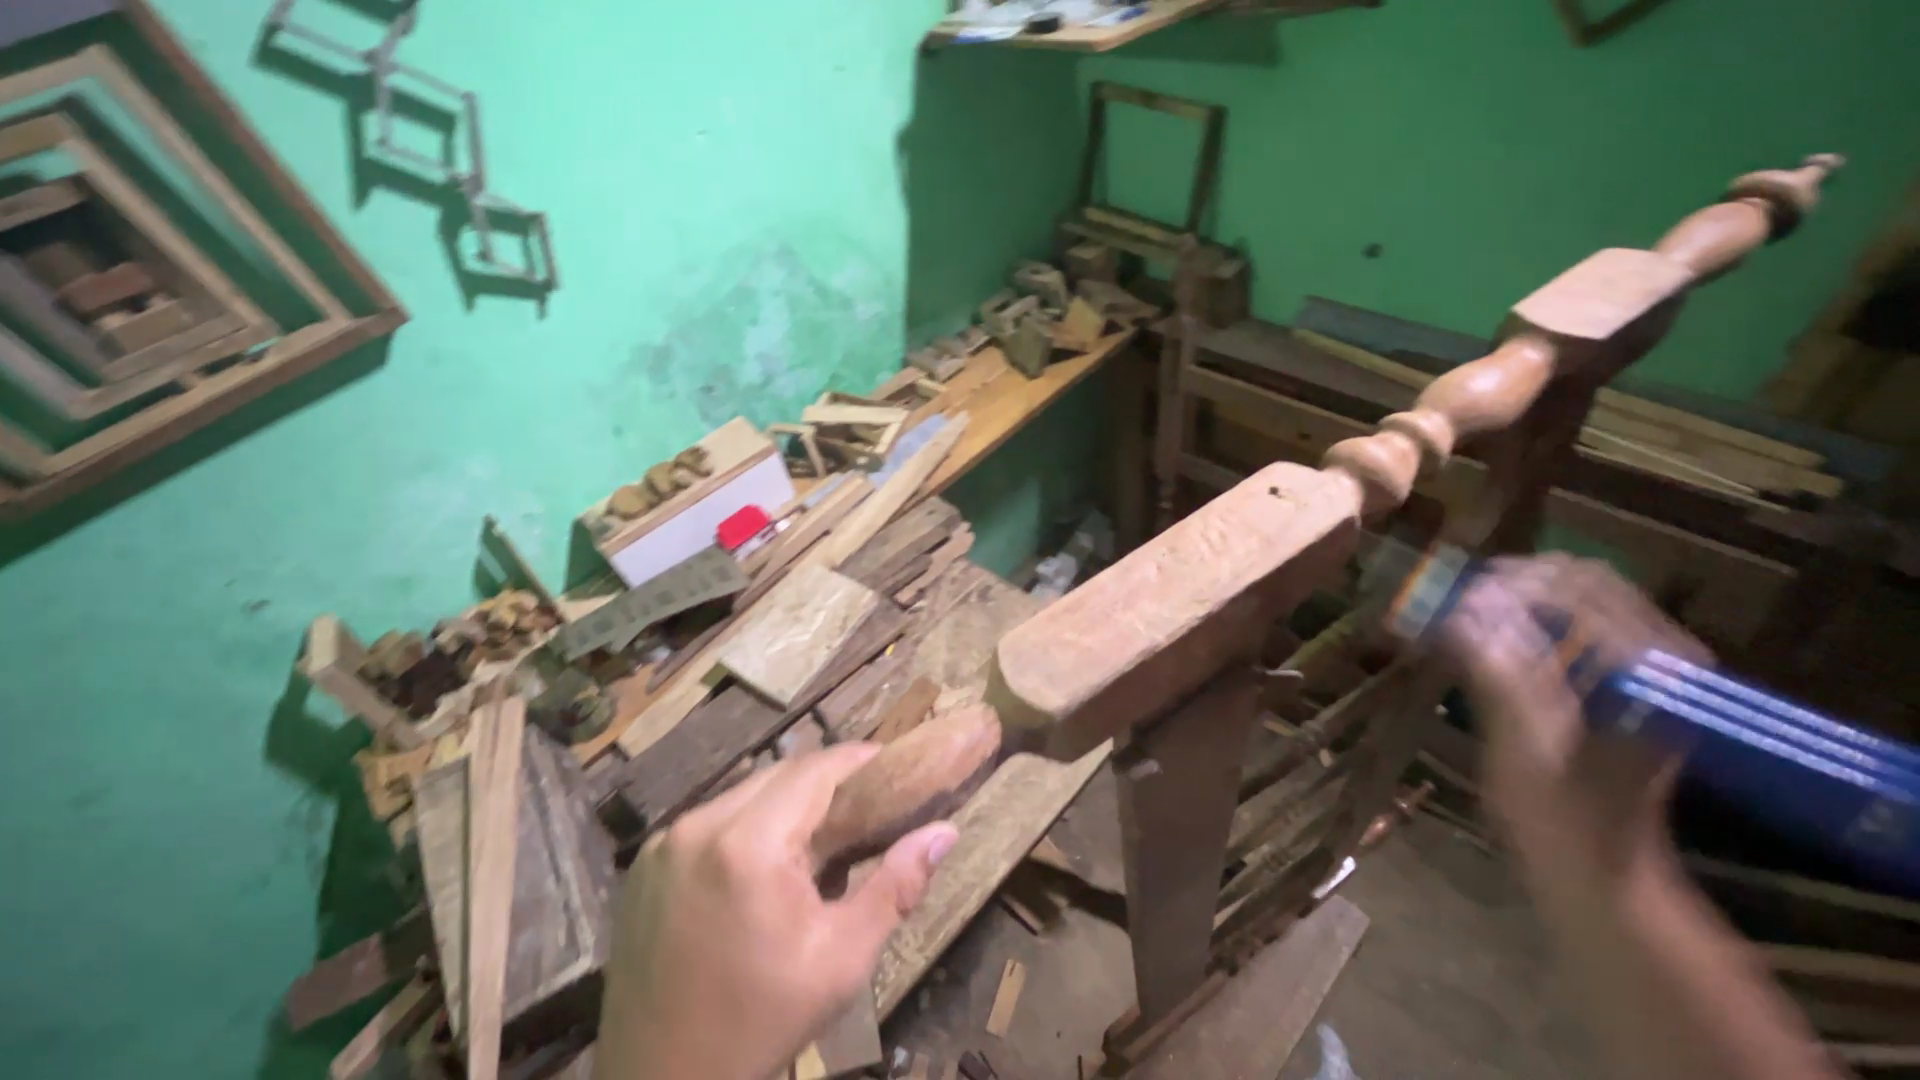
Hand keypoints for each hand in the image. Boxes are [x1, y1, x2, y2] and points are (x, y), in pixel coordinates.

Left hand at [594, 744, 959, 1079]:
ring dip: (786, 805)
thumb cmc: (762, 1022)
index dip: (859, 762)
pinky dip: (748, 827)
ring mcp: (665, 844)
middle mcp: (698, 826)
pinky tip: (768, 867)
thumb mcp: (842, 959)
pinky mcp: (645, 865)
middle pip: (778, 777)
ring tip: (823, 840)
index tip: (896, 766)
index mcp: (747, 845)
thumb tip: (946, 832)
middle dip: (826, 784)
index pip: (815, 771)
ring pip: (743, 796)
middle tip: (868, 809)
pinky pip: (710, 823)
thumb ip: (896, 886)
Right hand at [1434, 554, 1710, 872]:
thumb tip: (1464, 609)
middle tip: (1443, 603)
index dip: (1500, 586)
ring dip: (1511, 597)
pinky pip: (1577, 622)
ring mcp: (1650, 665)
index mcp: (1650, 670)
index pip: (1573, 588)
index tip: (1440, 599)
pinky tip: (1482, 639)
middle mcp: (1663, 655)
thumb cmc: (1561, 823)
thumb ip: (1502, 676)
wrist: (1600, 875)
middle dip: (1505, 583)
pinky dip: (1525, 619)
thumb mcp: (1523, 751)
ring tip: (1455, 617)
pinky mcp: (1628, 679)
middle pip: (1577, 579)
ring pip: (1575, 595)